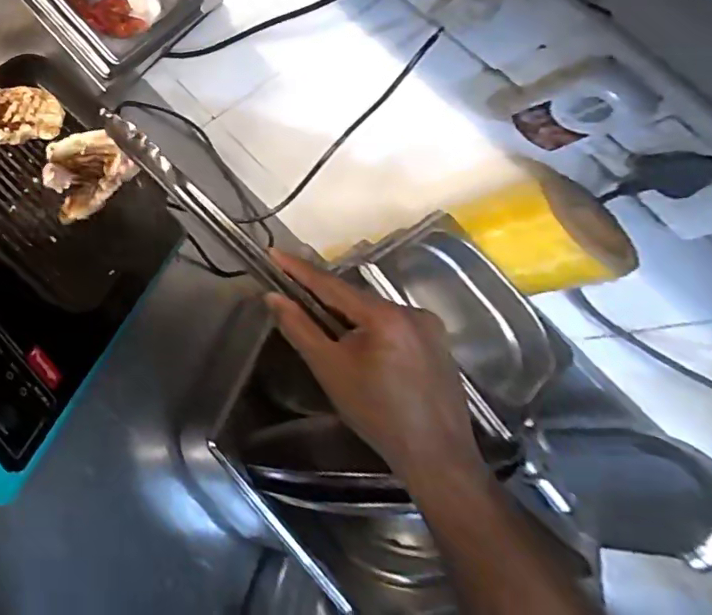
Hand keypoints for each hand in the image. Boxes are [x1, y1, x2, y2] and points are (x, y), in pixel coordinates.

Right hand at [264, 250, 483, 478]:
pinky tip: (359, 347)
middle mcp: (411, 312)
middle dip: (323, 297)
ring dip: (347, 315)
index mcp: (385, 315)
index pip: (331, 284)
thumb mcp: (329, 368)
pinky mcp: (438, 345)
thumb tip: (274, 296)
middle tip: (292, 293)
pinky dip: (369, 327)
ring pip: (373, 311)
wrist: (438, 459)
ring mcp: (430, 328)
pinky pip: (392, 325)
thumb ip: (299, 327)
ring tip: (323, 327)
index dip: (299, 269)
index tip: (274, 252)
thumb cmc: (377, 413)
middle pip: (354, 297)